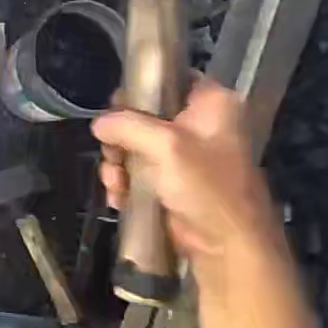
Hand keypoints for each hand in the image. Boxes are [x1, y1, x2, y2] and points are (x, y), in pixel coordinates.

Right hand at [91, 80, 285, 272]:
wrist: (228, 247)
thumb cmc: (207, 187)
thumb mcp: (166, 146)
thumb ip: (128, 126)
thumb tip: (99, 124)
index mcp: (213, 105)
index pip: (172, 79)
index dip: (142, 90)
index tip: (116, 107)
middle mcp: (201, 126)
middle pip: (146, 117)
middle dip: (122, 139)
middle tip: (112, 154)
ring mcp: (186, 158)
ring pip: (138, 148)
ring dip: (119, 166)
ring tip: (115, 184)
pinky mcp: (174, 186)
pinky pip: (141, 175)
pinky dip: (127, 184)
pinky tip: (119, 197)